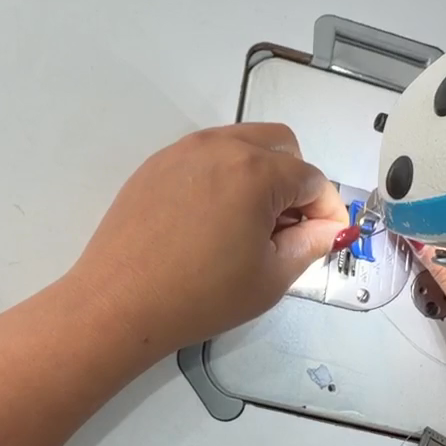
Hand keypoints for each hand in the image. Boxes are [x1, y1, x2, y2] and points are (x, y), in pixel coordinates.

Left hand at [64, 124, 347, 355]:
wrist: (118, 302)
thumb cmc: (199, 296)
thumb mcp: (269, 279)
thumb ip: (308, 245)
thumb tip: (327, 227)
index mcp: (257, 171)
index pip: (311, 179)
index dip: (326, 210)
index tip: (324, 238)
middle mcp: (220, 146)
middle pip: (280, 145)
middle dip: (295, 180)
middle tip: (285, 226)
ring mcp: (182, 151)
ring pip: (239, 143)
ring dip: (258, 172)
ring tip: (247, 222)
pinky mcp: (154, 165)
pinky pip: (202, 156)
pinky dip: (220, 176)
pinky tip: (208, 219)